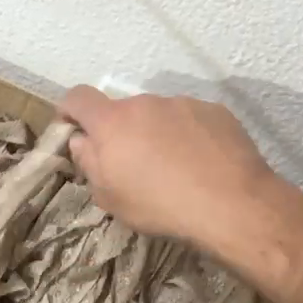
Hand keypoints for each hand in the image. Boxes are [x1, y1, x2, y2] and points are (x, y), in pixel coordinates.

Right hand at [55, 86, 296, 251]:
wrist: (233, 205)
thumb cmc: (159, 205)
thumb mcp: (108, 196)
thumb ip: (88, 162)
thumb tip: (83, 141)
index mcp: (112, 122)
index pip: (78, 97)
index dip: (70, 110)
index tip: (74, 129)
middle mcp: (145, 103)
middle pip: (123, 111)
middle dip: (123, 133)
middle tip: (135, 166)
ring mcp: (182, 104)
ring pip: (158, 115)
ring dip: (157, 134)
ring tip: (176, 168)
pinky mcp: (215, 111)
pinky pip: (191, 119)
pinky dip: (189, 136)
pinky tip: (202, 164)